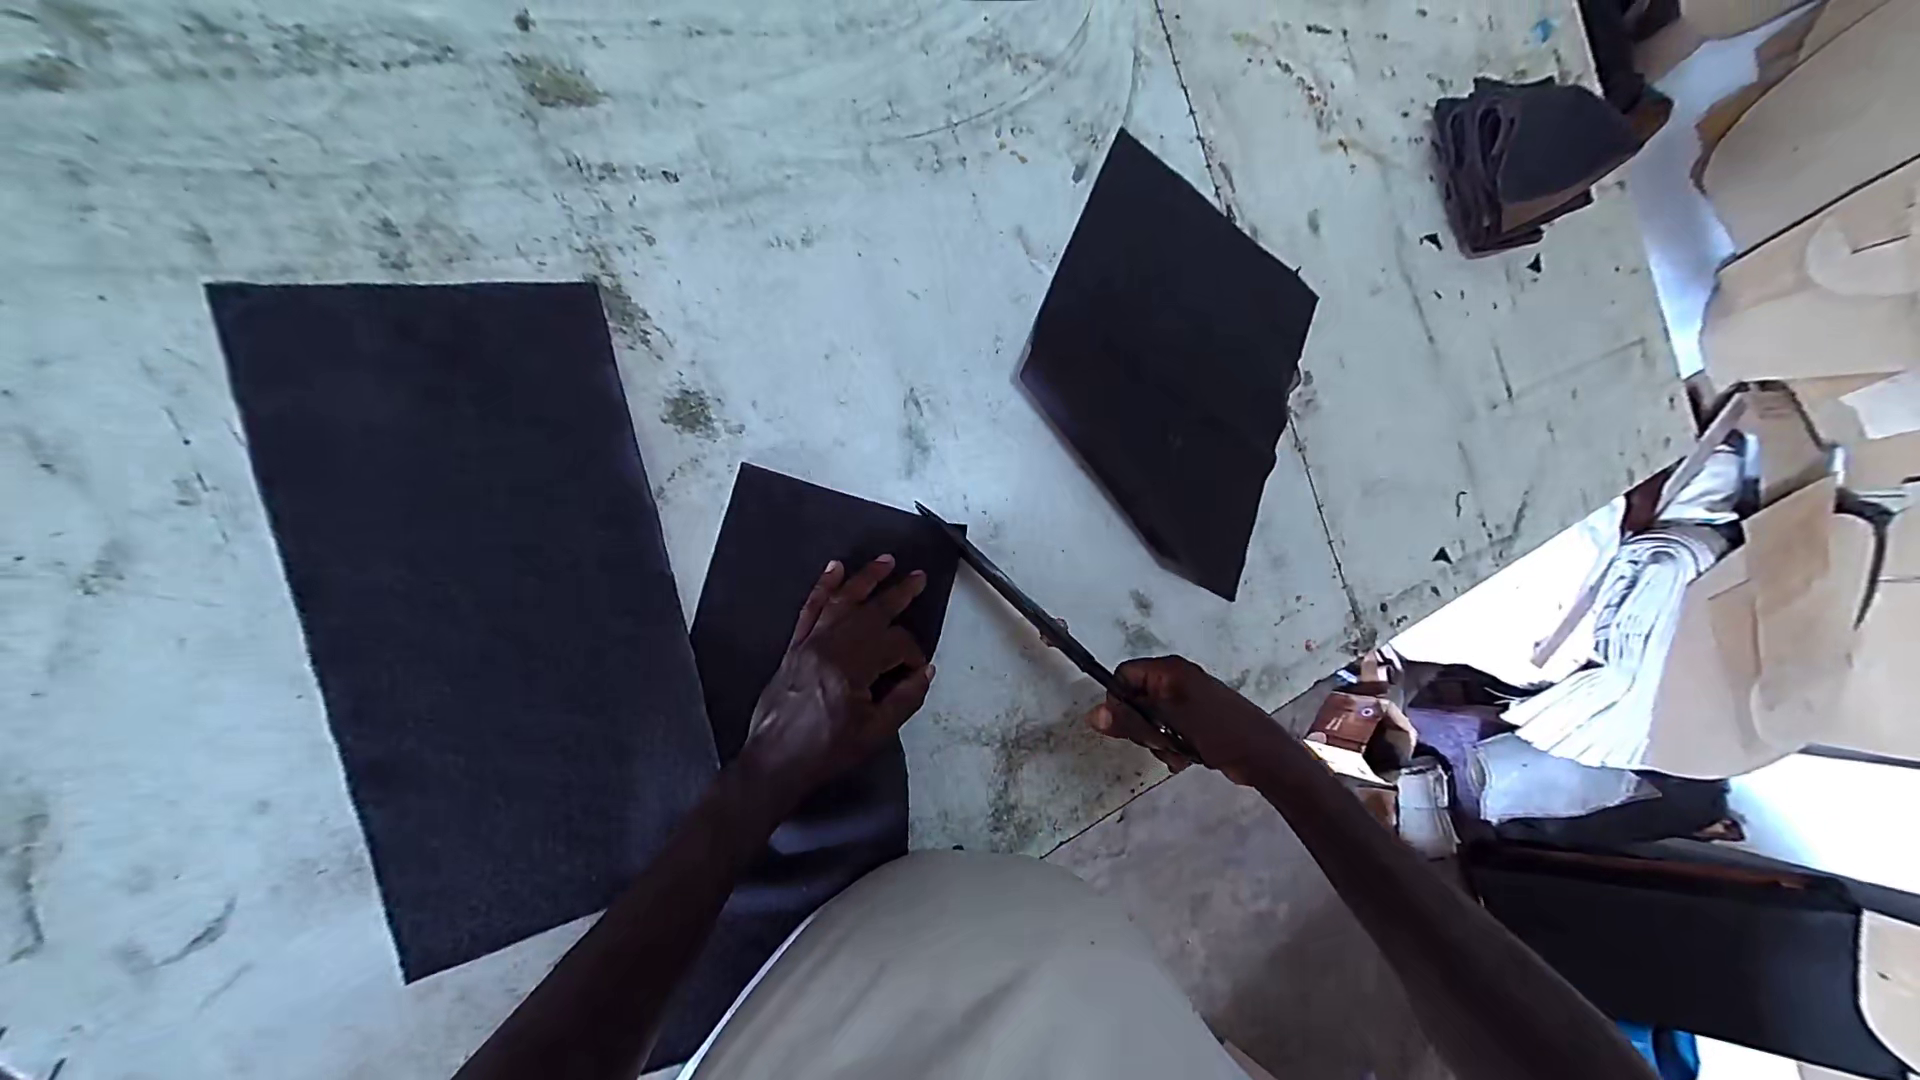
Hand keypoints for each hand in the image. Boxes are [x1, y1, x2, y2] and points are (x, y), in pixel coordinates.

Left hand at [736, 556, 934, 808]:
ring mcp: (810, 643)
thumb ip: (905, 700)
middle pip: (872, 612)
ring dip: (866, 578)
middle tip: (917, 578)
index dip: (913, 655)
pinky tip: (834, 569)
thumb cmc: (825, 751)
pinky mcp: (795, 646)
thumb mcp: (874, 734)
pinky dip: (823, 586)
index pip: (895, 644)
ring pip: (843, 601)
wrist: (775, 761)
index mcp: (852, 669)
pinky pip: (810, 608)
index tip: (916, 671)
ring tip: (885, 561)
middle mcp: (830, 647)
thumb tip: (925, 672)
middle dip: (898, 593)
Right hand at [1082, 656, 1285, 785]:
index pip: (1124, 676)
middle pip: (1135, 700)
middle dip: (1143, 727)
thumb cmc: (1220, 731)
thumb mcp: (1169, 725)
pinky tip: (1185, 757)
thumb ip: (1130, 719)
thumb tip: (1094, 715)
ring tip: (1177, 752)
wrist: (1265, 757)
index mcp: (1169, 671)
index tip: (1127, 724)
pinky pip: (1167, 731)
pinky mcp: (1194, 721)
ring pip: (1150, 720)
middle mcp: (1175, 681)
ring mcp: (1186, 701)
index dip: (1120, 700)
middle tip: (1159, 740)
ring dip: (1157, 741)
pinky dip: (1170, 746)